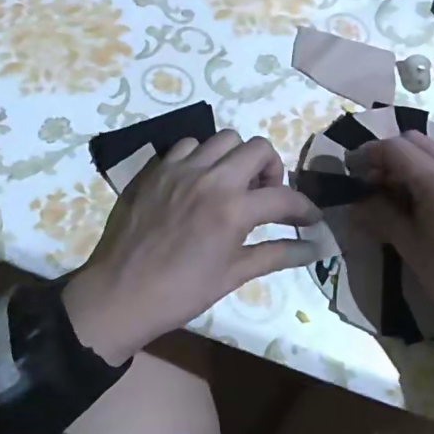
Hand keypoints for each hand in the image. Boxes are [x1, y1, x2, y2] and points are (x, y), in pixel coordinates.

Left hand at [62, 131, 322, 365]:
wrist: (120, 294)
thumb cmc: (181, 292)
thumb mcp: (233, 275)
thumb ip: (276, 254)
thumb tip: (313, 249)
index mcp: (234, 210)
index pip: (284, 197)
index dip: (305, 208)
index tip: (310, 219)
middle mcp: (211, 179)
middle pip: (258, 148)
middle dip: (272, 169)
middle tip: (265, 194)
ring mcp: (181, 169)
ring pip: (224, 139)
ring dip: (237, 158)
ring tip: (232, 184)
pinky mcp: (158, 169)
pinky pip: (188, 145)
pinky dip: (202, 157)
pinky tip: (198, 181)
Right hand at [360, 132, 433, 388]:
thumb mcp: (411, 249)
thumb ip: (381, 217)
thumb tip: (355, 204)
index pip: (395, 148)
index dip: (368, 154)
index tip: (349, 172)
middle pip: (415, 141)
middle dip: (388, 155)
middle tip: (369, 184)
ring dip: (409, 163)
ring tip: (393, 197)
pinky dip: (430, 174)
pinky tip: (423, 206)